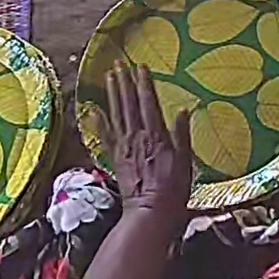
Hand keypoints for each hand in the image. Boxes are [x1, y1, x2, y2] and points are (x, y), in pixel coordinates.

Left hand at [106, 64, 191, 224]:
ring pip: (116, 114)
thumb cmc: (173, 190)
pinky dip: (98, 121)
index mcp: (155, 136)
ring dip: (112, 94)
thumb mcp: (185, 162)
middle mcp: (137, 138)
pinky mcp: (115, 157)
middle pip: (129, 104)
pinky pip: (105, 135)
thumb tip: (183, 110)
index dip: (144, 84)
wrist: (149, 214)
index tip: (140, 66)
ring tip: (110, 76)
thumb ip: (181, 136)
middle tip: (119, 63)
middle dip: (124, 82)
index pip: (149, 104)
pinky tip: (93, 109)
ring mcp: (123, 147)